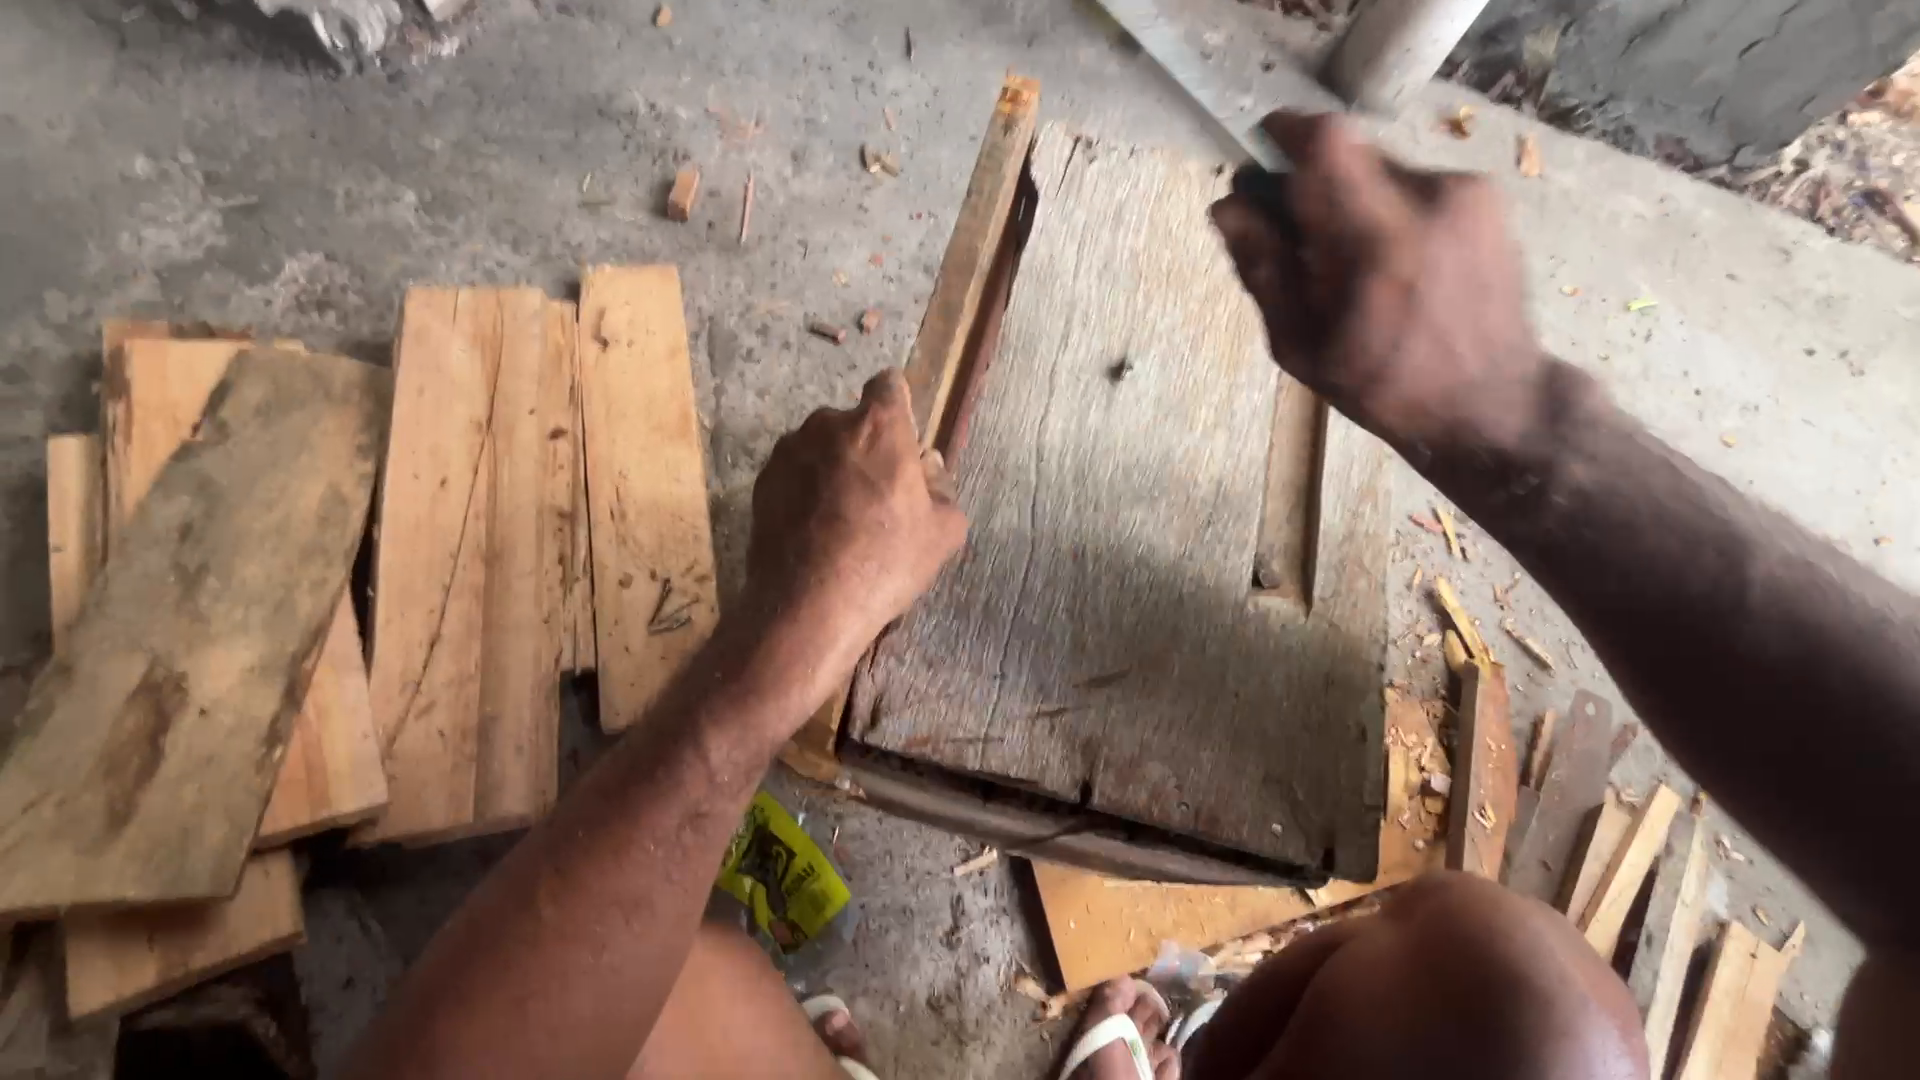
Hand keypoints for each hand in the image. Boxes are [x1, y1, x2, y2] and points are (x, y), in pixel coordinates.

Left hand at [745, 369, 967, 659]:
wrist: (807, 605)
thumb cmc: (884, 561)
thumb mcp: (943, 532)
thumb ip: (943, 489)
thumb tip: (929, 470)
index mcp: (878, 425)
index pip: (890, 384)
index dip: (899, 407)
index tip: (903, 439)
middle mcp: (828, 424)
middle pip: (855, 422)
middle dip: (868, 447)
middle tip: (880, 493)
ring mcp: (788, 452)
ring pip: (822, 448)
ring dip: (835, 468)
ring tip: (844, 519)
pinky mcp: (762, 482)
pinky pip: (795, 474)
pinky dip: (807, 491)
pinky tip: (817, 531)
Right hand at [1211, 111, 1548, 456]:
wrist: (1487, 401)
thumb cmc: (1380, 385)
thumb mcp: (1300, 344)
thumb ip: (1263, 269)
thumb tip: (1226, 208)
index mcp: (1379, 241)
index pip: (1328, 143)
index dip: (1287, 132)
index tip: (1262, 147)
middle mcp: (1433, 197)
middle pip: (1349, 156)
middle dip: (1312, 187)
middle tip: (1297, 242)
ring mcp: (1469, 193)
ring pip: (1381, 170)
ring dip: (1349, 203)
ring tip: (1345, 264)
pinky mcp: (1486, 199)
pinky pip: (1414, 184)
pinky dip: (1384, 210)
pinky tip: (1386, 263)